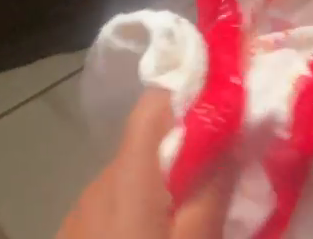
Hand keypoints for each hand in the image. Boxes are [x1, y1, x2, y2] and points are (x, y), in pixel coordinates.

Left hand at [58, 90, 234, 238]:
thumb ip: (215, 181)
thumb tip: (236, 123)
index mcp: (128, 176)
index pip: (155, 103)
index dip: (191, 95)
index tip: (227, 107)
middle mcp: (96, 185)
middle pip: (145, 142)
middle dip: (185, 147)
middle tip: (223, 170)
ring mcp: (76, 217)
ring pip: (130, 176)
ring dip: (162, 182)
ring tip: (190, 216)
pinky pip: (111, 207)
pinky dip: (138, 210)